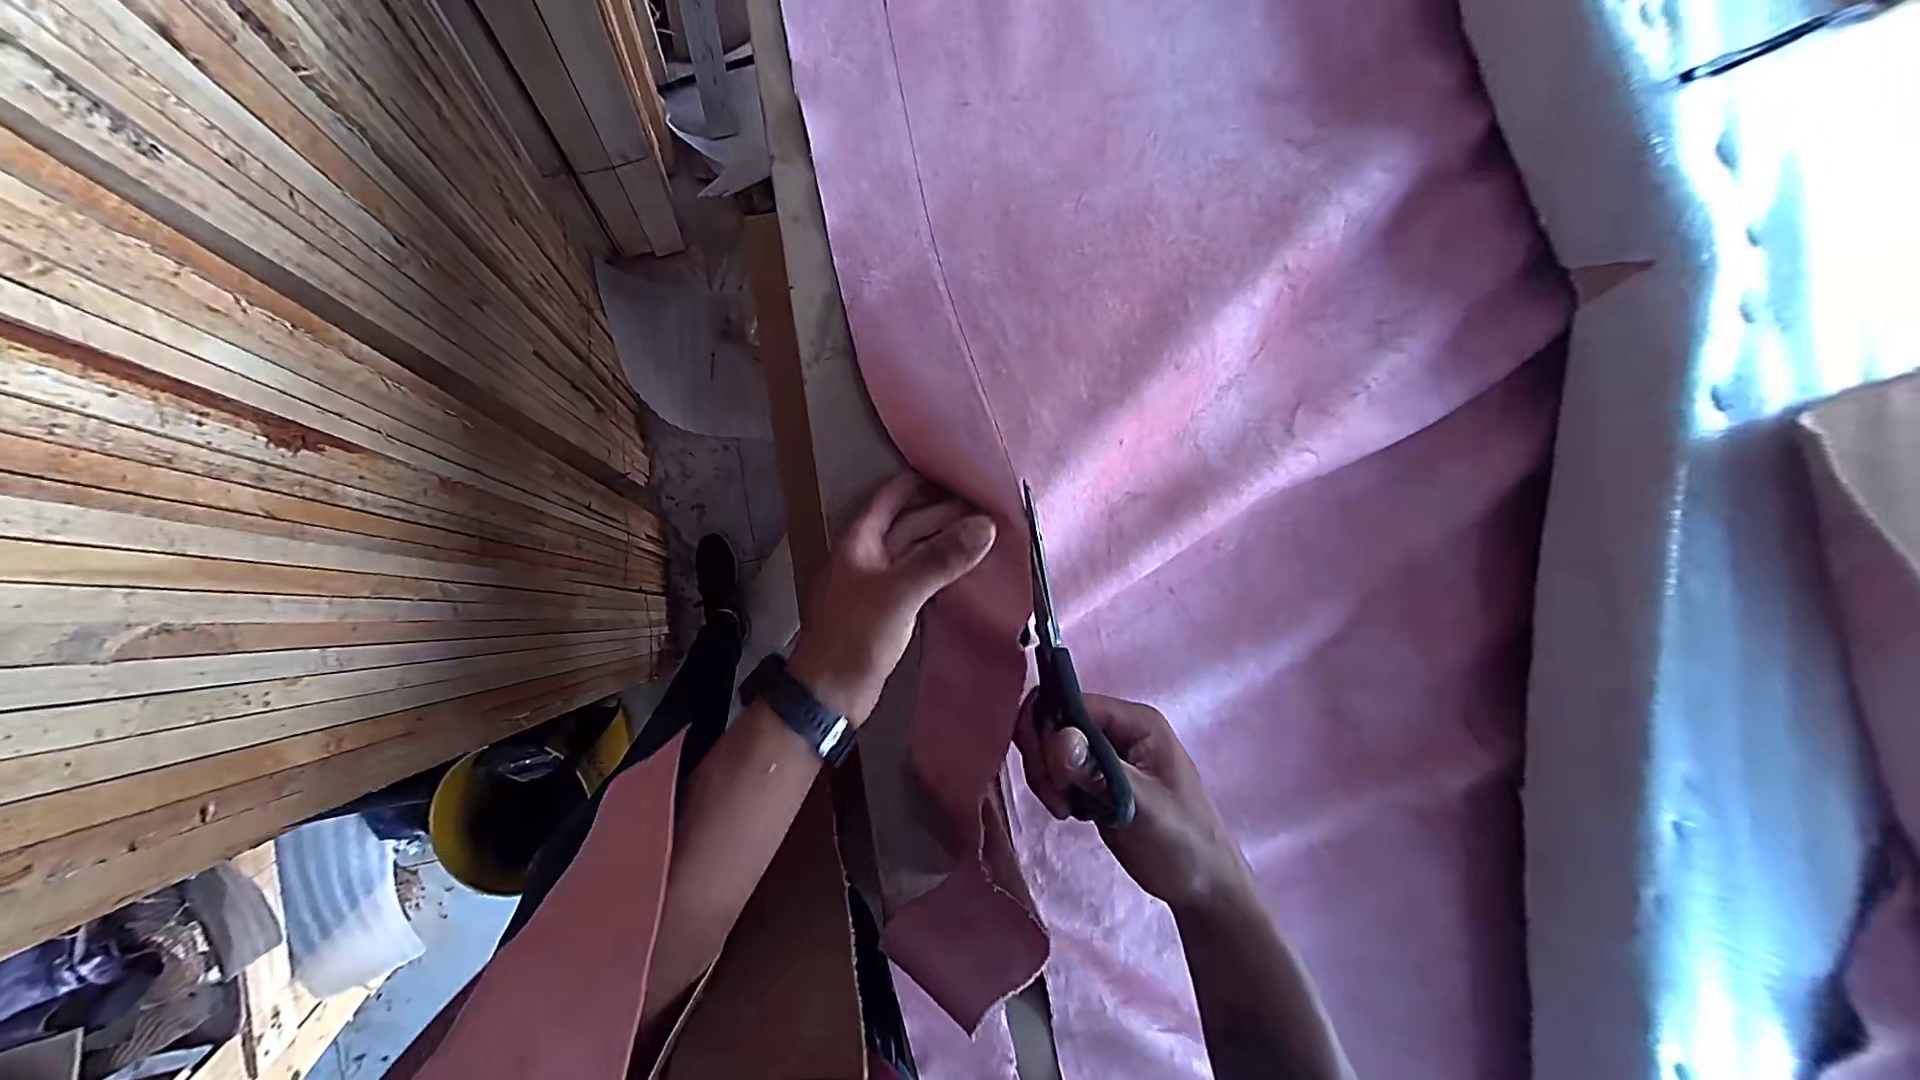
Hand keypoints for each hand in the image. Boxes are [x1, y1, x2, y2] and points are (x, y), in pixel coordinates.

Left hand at [788, 473, 995, 725]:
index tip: (956, 473)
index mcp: (861, 541)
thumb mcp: (900, 592)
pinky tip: (966, 569)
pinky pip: (922, 577)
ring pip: (917, 551)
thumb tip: (985, 526)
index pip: (891, 497)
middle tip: (987, 508)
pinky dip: (943, 569)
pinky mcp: (892, 608)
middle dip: (944, 513)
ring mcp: (880, 583)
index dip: (919, 481)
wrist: (832, 694)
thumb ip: (940, 558)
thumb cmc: (856, 636)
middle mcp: (870, 555)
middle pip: (910, 523)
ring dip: (946, 541)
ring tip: (985, 534)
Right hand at [1014, 692, 1252, 911]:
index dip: (1054, 733)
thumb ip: (1100, 771)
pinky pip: (1054, 766)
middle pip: (1055, 718)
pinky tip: (1070, 813)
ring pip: (1049, 742)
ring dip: (1046, 776)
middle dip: (1045, 757)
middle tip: (1059, 800)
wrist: (1201, 886)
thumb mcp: (1145, 808)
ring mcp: (1103, 750)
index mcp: (1137, 721)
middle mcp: (1117, 728)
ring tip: (1067, 810)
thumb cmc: (1185, 843)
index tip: (1057, 779)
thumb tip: (1058, 737)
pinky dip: (1051, 787)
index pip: (1074, 703)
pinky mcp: (1091, 775)